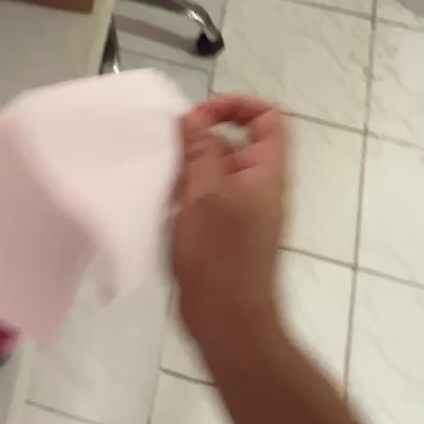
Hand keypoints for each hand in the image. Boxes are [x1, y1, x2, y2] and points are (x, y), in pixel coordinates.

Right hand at [172, 95, 288, 345]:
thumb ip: (201, 152)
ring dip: (185, 168)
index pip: (266, 117)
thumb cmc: (219, 254)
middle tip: (164, 148)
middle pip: (234, 143)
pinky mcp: (220, 231)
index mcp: (266, 171)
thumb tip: (192, 119)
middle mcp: (257, 186)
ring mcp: (239, 210)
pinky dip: (181, 194)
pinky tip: (158, 205)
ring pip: (213, 172)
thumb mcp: (206, 195)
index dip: (235, 106)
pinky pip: (202, 199)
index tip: (195, 117)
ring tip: (156, 177)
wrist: (226, 316)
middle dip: (198, 139)